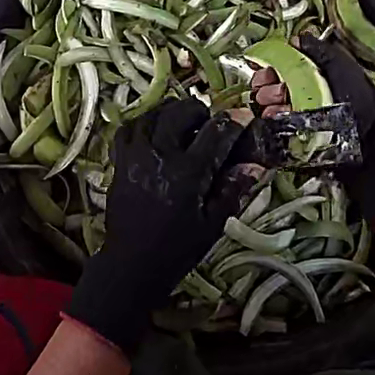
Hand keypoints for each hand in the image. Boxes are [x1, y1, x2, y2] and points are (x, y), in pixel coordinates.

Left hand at [65, 98, 243, 353]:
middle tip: (208, 121)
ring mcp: (135, 156)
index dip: (233, 121)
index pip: (215, 133)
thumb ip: (233, 190)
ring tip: (183, 120)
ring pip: (152, 114)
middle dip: (199, 110)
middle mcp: (160, 155)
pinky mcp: (119, 162)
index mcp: (188, 172)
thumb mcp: (213, 224)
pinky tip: (154, 129)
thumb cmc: (177, 248)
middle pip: (180, 113)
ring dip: (171, 111)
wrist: (132, 265)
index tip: (242, 117)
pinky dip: (143, 122)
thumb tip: (255, 164)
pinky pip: (128, 128)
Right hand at [255, 37, 374, 225]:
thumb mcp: (340, 65)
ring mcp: (296, 114)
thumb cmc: (358, 98)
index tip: (266, 71)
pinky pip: (275, 124)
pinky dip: (274, 119)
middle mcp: (299, 93)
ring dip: (269, 102)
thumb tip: (296, 38)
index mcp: (308, 74)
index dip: (269, 67)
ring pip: (269, 104)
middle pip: (269, 85)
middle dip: (267, 85)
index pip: (278, 67)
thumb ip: (318, 49)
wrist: (367, 135)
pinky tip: (280, 116)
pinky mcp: (295, 133)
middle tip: (274, 89)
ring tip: (280, 104)